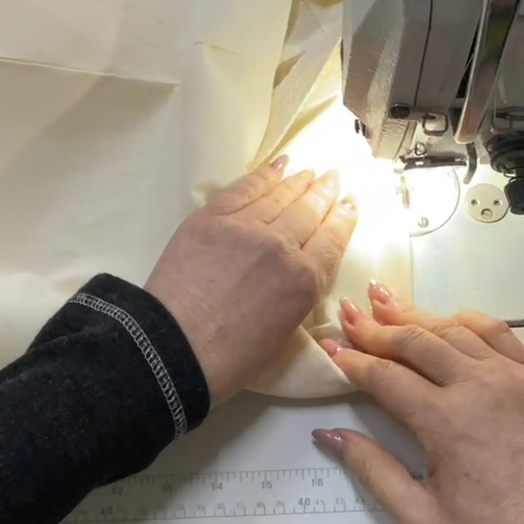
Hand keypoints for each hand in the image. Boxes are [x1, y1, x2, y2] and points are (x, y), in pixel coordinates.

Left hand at [144, 157, 356, 405]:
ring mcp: (244, 227)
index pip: (332, 240)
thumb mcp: (284, 333)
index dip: (344, 218)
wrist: (172, 350)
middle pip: (309, 211)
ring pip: (280, 196)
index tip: (351, 202)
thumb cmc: (230, 358)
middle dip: (325, 192)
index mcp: (304, 281)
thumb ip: (298, 295)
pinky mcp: (211, 217)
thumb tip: (299, 271)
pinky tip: (278, 165)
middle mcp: (281, 246)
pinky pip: (244, 188)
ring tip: (311, 171)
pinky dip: (264, 175)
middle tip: (335, 177)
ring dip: (299, 181)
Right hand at [315, 286, 523, 523]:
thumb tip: (328, 434)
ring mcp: (509, 376)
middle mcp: (477, 387)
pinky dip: (466, 319)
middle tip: (349, 313)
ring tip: (383, 301)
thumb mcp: (420, 519)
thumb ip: (372, 470)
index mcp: (446, 422)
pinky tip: (445, 318)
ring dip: (414, 314)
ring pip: (451, 329)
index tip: (331, 348)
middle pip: (415, 341)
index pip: (385, 375)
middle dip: (376, 326)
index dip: (353, 360)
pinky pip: (496, 331)